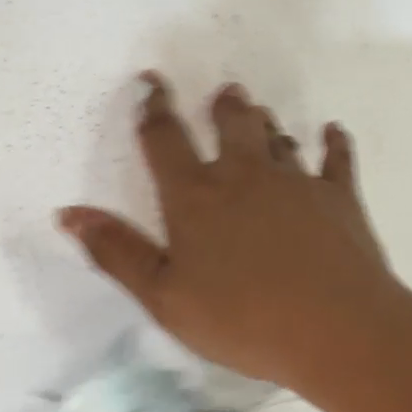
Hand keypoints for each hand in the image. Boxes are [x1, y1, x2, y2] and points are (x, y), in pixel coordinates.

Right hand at [59, 72, 407, 389]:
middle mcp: (246, 176)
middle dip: (224, 107)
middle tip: (226, 92)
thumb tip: (70, 212)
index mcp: (195, 198)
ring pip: (279, 140)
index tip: (152, 83)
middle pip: (232, 126)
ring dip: (268, 125)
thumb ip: (119, 253)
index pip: (165, 141)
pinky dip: (334, 142)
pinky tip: (333, 131)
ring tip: (262, 114)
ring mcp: (298, 183)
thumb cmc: (244, 321)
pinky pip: (337, 159)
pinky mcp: (341, 197)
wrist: (336, 327)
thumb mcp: (166, 299)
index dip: (154, 109)